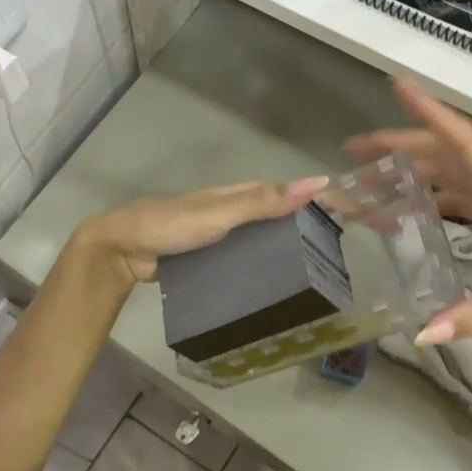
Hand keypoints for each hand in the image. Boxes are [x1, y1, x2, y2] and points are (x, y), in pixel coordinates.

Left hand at [77, 177, 330, 283]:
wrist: (123, 249)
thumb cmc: (172, 224)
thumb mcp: (222, 212)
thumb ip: (264, 202)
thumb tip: (317, 182)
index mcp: (234, 194)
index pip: (283, 193)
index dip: (313, 199)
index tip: (348, 211)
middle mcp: (228, 213)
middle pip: (272, 218)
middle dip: (301, 227)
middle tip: (336, 250)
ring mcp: (215, 238)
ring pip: (255, 242)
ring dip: (279, 252)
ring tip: (311, 274)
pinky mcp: (204, 261)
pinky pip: (238, 262)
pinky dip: (255, 270)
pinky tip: (270, 288)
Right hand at [346, 79, 471, 343]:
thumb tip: (422, 333)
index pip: (469, 146)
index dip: (433, 115)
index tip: (399, 86)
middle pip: (451, 155)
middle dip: (402, 145)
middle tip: (354, 149)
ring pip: (455, 174)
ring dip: (413, 169)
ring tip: (369, 176)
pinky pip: (464, 197)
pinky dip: (432, 197)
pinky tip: (408, 207)